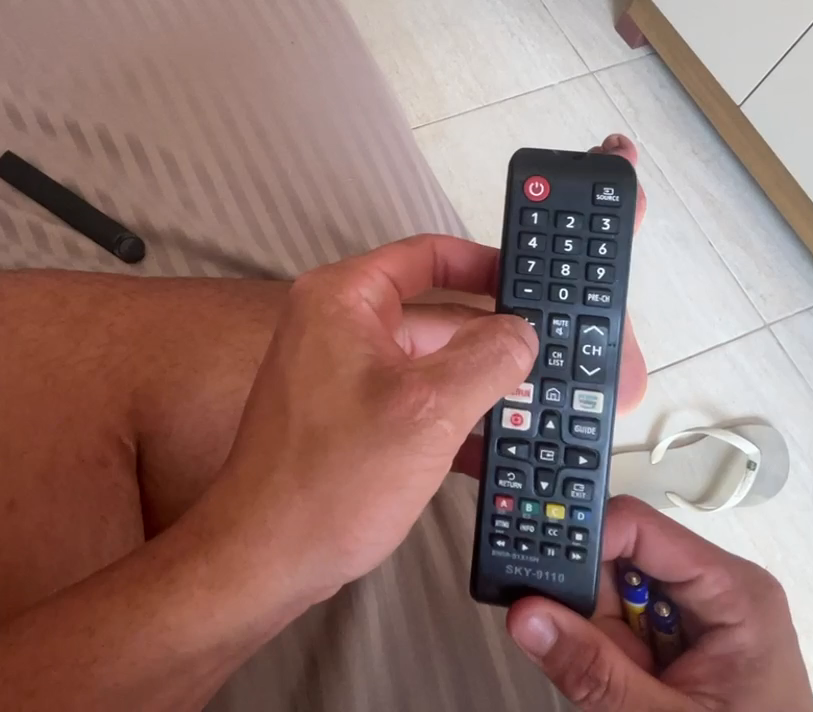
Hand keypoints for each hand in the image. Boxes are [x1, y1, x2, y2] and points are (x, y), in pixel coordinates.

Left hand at [193, 234, 537, 606]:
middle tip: (545, 361)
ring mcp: (339, 369)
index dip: (481, 263)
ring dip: (475, 387)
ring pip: (427, 362)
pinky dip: (448, 416)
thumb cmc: (328, 480)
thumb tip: (520, 332)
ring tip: (529, 411)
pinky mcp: (345, 411)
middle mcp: (336, 322)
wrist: (267, 557)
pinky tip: (490, 450)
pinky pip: (409, 397)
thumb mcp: (429, 410)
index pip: (424, 255)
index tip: (526, 278)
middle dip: (489, 342)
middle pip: (434, 313)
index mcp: (343, 298)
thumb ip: (487, 358)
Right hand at [505, 496, 812, 710]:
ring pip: (611, 592)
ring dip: (597, 636)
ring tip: (618, 688)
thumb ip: (596, 671)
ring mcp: (696, 613)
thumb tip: (525, 615)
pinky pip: (622, 623)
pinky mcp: (681, 638)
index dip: (581, 540)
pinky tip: (622, 687)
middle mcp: (713, 586)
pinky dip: (607, 651)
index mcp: (730, 588)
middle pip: (616, 556)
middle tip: (570, 646)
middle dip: (587, 603)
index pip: (635, 525)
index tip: (535, 572)